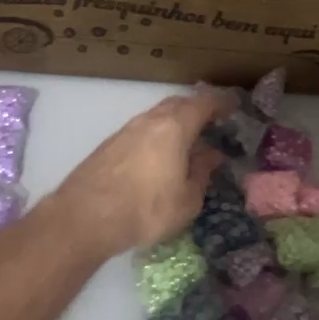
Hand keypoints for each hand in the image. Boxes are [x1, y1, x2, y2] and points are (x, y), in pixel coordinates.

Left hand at [48, 93, 232, 259]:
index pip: (203, 104)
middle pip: (177, 104)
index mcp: (174, 127)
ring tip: (186, 141)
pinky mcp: (109, 145)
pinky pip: (141, 131)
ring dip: (174, 123)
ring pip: (156, 117)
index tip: (232, 107)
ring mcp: (126, 130)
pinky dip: (156, 136)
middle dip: (196, 109)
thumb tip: (211, 155)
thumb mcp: (186, 200)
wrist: (86, 216)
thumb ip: (202, 173)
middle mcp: (149, 120)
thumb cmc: (146, 209)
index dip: (220, 103)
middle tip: (210, 122)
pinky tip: (158, 156)